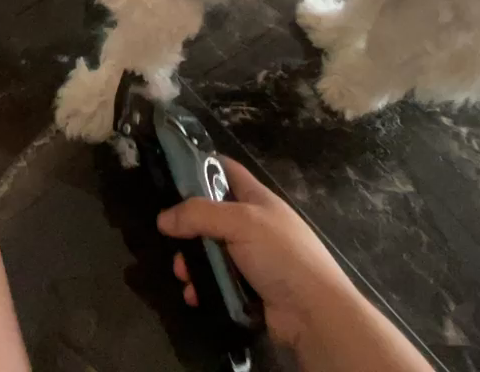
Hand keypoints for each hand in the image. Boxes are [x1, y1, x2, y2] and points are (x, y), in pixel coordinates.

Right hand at [159, 157, 352, 350]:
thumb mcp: (240, 222)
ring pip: (210, 251)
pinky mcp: (249, 287)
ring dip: (192, 261)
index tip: (171, 172)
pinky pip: (217, 280)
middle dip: (187, 227)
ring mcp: (252, 257)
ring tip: (183, 274)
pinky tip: (194, 294)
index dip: (200, 165)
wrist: (316, 315)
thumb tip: (163, 219)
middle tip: (170, 237)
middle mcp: (253, 224)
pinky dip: (203, 286)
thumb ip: (199, 214)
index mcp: (256, 198)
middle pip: (210, 215)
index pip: (225, 169)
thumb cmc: (281, 255)